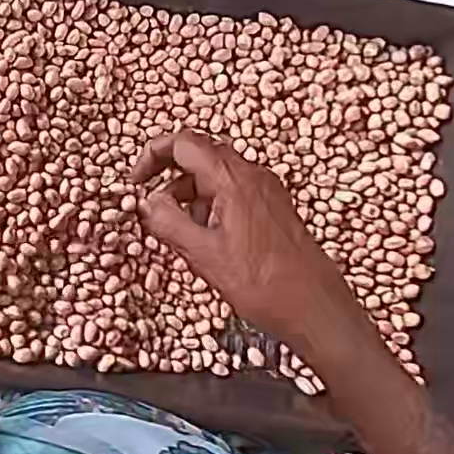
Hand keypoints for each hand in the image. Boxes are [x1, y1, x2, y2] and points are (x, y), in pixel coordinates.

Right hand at [130, 130, 369, 349]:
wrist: (318, 310)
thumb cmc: (265, 285)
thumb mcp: (203, 255)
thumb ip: (167, 222)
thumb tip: (146, 202)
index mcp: (233, 180)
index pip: (184, 143)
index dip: (152, 155)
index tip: (136, 180)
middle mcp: (253, 177)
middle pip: (199, 153)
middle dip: (166, 172)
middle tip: (147, 198)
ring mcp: (265, 191)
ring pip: (214, 174)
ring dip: (185, 191)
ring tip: (172, 225)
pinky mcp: (272, 208)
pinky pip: (230, 191)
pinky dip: (206, 203)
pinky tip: (200, 234)